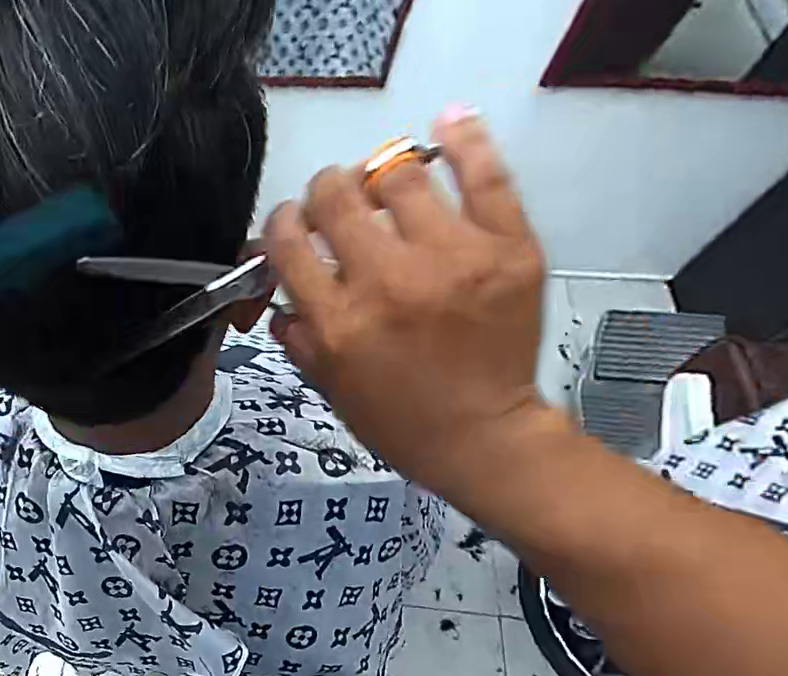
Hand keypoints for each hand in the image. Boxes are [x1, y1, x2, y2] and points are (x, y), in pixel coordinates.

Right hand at [263, 110, 560, 499]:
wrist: (484, 439)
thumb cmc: (403, 424)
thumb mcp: (335, 392)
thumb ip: (301, 341)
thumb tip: (280, 299)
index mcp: (339, 323)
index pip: (288, 240)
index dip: (284, 223)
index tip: (296, 226)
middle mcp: (388, 282)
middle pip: (335, 194)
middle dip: (326, 193)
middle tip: (340, 207)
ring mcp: (452, 260)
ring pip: (398, 175)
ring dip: (382, 177)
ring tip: (390, 192)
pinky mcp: (507, 249)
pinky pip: (484, 173)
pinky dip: (462, 140)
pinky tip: (446, 125)